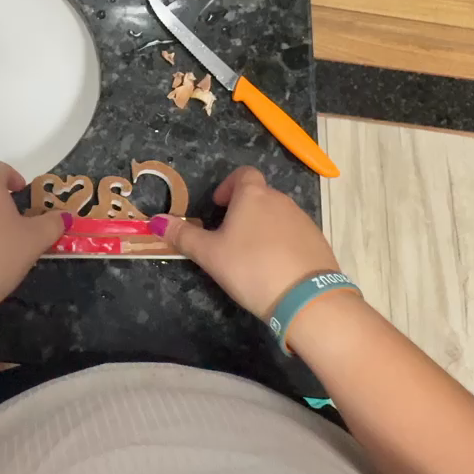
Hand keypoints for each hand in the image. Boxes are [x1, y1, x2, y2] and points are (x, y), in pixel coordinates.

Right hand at [153, 166, 340, 318]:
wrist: (307, 299)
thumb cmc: (251, 267)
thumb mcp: (210, 255)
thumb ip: (183, 236)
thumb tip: (155, 220)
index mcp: (252, 195)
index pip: (243, 174)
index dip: (230, 186)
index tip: (219, 206)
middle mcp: (280, 200)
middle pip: (260, 195)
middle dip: (244, 209)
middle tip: (230, 236)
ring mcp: (302, 220)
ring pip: (278, 215)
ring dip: (264, 226)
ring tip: (252, 256)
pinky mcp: (318, 241)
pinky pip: (295, 234)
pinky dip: (283, 243)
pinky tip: (276, 269)